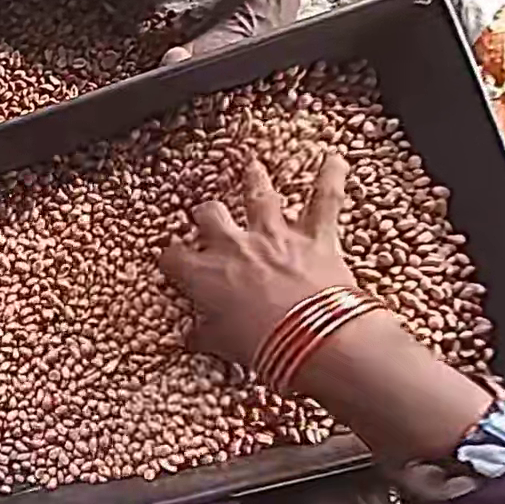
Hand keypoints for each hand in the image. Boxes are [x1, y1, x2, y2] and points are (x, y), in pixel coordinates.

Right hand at [160, 153, 493, 462]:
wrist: (312, 339)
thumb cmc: (262, 345)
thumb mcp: (222, 344)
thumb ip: (204, 334)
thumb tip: (189, 337)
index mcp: (204, 274)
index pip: (174, 258)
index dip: (170, 258)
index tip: (171, 262)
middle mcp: (233, 246)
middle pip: (210, 216)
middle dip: (205, 215)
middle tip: (206, 215)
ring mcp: (273, 236)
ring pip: (259, 196)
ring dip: (254, 180)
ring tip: (251, 166)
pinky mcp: (313, 236)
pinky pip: (324, 199)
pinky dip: (330, 177)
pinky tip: (334, 158)